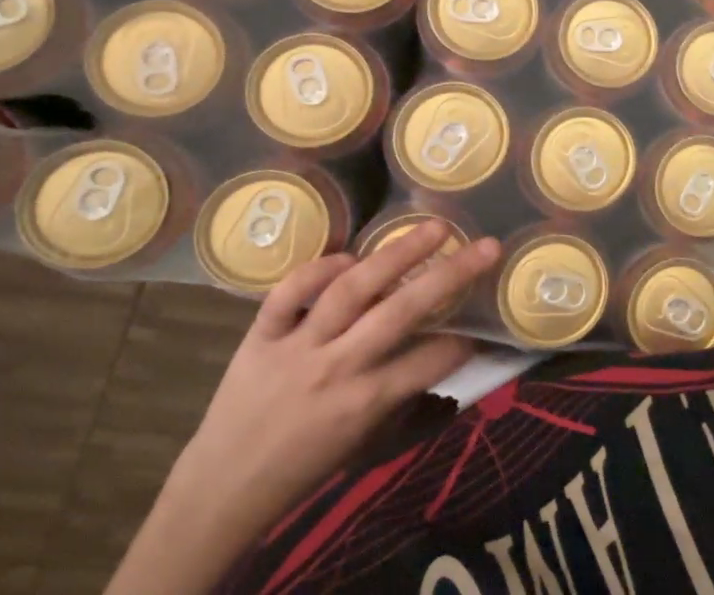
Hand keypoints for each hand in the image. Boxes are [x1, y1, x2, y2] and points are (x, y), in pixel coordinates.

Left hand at [164, 225, 499, 536]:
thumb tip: (443, 355)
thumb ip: (404, 395)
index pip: (432, 360)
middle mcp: (337, 367)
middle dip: (451, 274)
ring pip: (352, 289)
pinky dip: (319, 269)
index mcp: (367, 401)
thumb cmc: (307, 465)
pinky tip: (348, 257)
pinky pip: (289, 293)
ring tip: (433, 227)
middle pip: (402, 310)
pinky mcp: (260, 335)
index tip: (483, 323)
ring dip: (397, 254)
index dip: (465, 340)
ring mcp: (297, 346)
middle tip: (487, 246)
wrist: (226, 485)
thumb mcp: (366, 440)